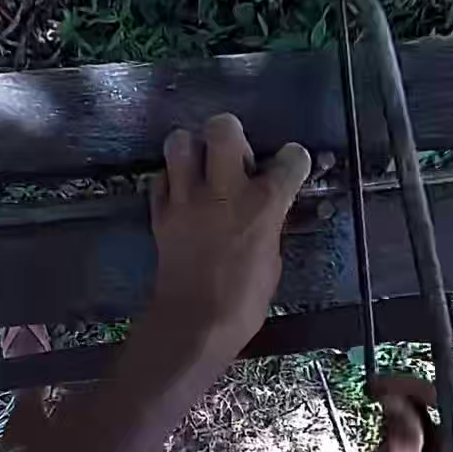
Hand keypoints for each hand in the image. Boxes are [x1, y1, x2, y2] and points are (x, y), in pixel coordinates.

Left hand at [145, 114, 310, 359]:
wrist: (194, 324)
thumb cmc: (243, 303)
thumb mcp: (271, 262)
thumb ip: (269, 225)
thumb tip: (266, 211)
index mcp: (262, 205)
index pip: (290, 158)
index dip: (293, 160)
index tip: (289, 166)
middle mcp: (223, 191)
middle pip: (222, 128)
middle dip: (231, 134)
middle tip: (232, 158)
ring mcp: (186, 201)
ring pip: (179, 143)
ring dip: (191, 149)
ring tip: (200, 169)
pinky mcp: (160, 215)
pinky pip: (159, 180)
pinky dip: (169, 181)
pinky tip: (180, 196)